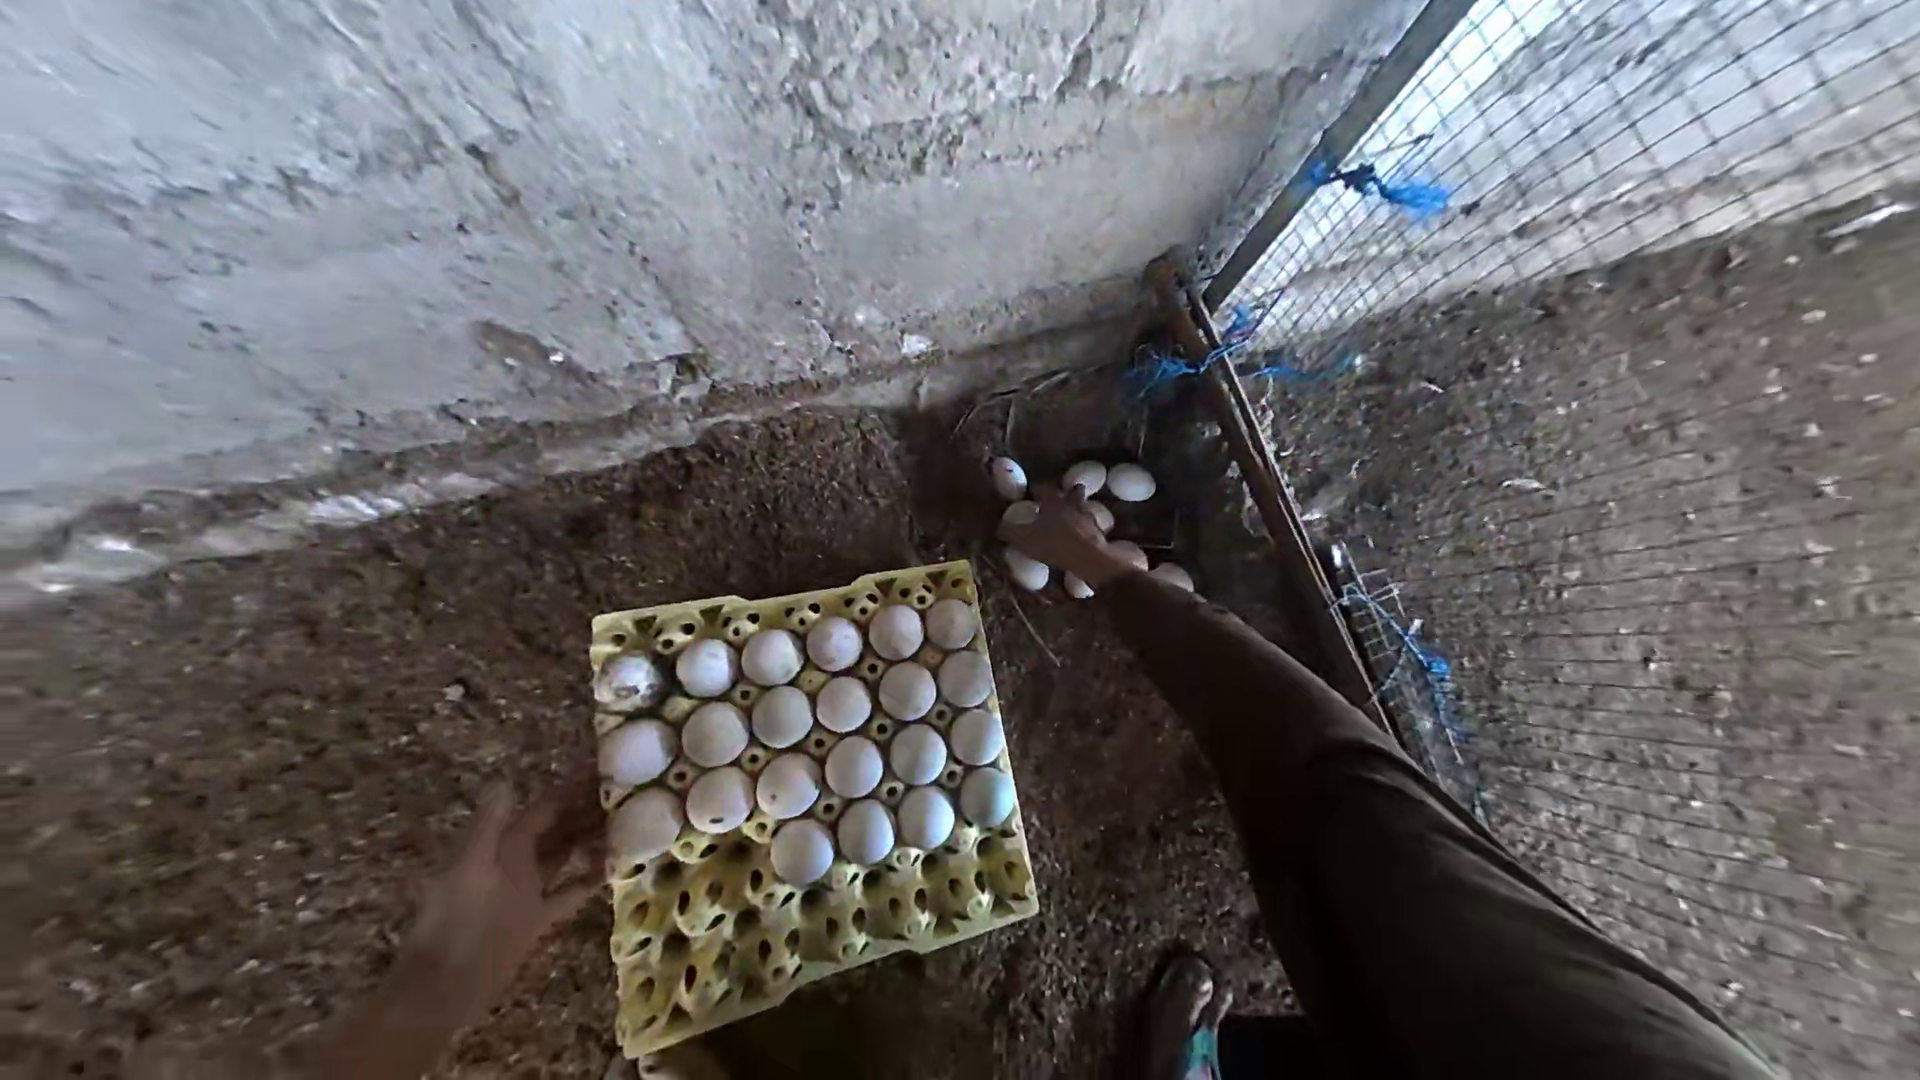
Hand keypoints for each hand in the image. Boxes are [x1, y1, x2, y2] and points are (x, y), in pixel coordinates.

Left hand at [318, 772, 603, 1079]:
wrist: (442, 988)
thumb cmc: (457, 920)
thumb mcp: (470, 866)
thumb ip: (489, 824)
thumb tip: (507, 779)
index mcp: (502, 845)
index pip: (545, 807)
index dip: (573, 787)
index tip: (604, 768)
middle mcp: (517, 861)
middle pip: (560, 827)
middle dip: (590, 809)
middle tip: (629, 793)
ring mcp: (528, 889)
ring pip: (568, 853)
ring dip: (594, 838)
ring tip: (630, 823)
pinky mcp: (537, 917)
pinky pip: (571, 890)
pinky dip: (592, 877)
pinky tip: (616, 867)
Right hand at [999, 485, 1138, 588]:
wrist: (1088, 557)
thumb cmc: (1053, 543)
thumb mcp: (1023, 539)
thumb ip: (1008, 531)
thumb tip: (998, 526)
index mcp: (1053, 500)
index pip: (1043, 487)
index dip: (1037, 488)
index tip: (1032, 491)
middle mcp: (1072, 503)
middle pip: (1072, 491)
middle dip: (1067, 493)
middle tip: (1060, 499)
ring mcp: (1088, 517)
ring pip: (1084, 507)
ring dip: (1078, 509)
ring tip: (1071, 518)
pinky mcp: (1099, 532)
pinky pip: (1091, 526)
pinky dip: (1086, 528)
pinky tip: (1081, 537)